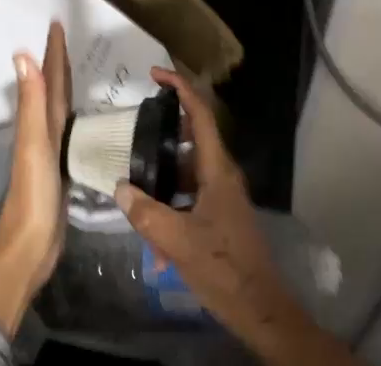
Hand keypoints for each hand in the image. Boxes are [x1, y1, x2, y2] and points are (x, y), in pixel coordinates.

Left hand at [0, 22, 70, 336]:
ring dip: (64, 88)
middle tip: (67, 36)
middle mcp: (43, 133)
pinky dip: (73, 118)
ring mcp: (50, 153)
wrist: (27, 250)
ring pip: (59, 110)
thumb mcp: (34, 146)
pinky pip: (68, 133)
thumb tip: (21, 54)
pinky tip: (79, 119)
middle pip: (52, 91)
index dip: (52, 53)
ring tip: (75, 68)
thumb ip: (31, 104)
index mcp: (38, 125)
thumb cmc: (31, 197)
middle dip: (58, 63)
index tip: (56, 22)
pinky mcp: (60, 173)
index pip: (48, 80)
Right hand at [116, 69, 359, 365]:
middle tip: (134, 129)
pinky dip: (170, 207)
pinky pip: (189, 197)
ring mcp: (222, 196)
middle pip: (192, 138)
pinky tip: (151, 238)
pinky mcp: (220, 216)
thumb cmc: (222, 267)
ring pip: (187, 172)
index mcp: (217, 170)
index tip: (156, 73)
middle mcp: (222, 175)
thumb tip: (121, 186)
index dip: (180, 88)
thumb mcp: (177, 241)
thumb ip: (145, 212)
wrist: (260, 308)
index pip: (200, 114)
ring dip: (162, 180)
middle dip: (163, 133)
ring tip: (134, 190)